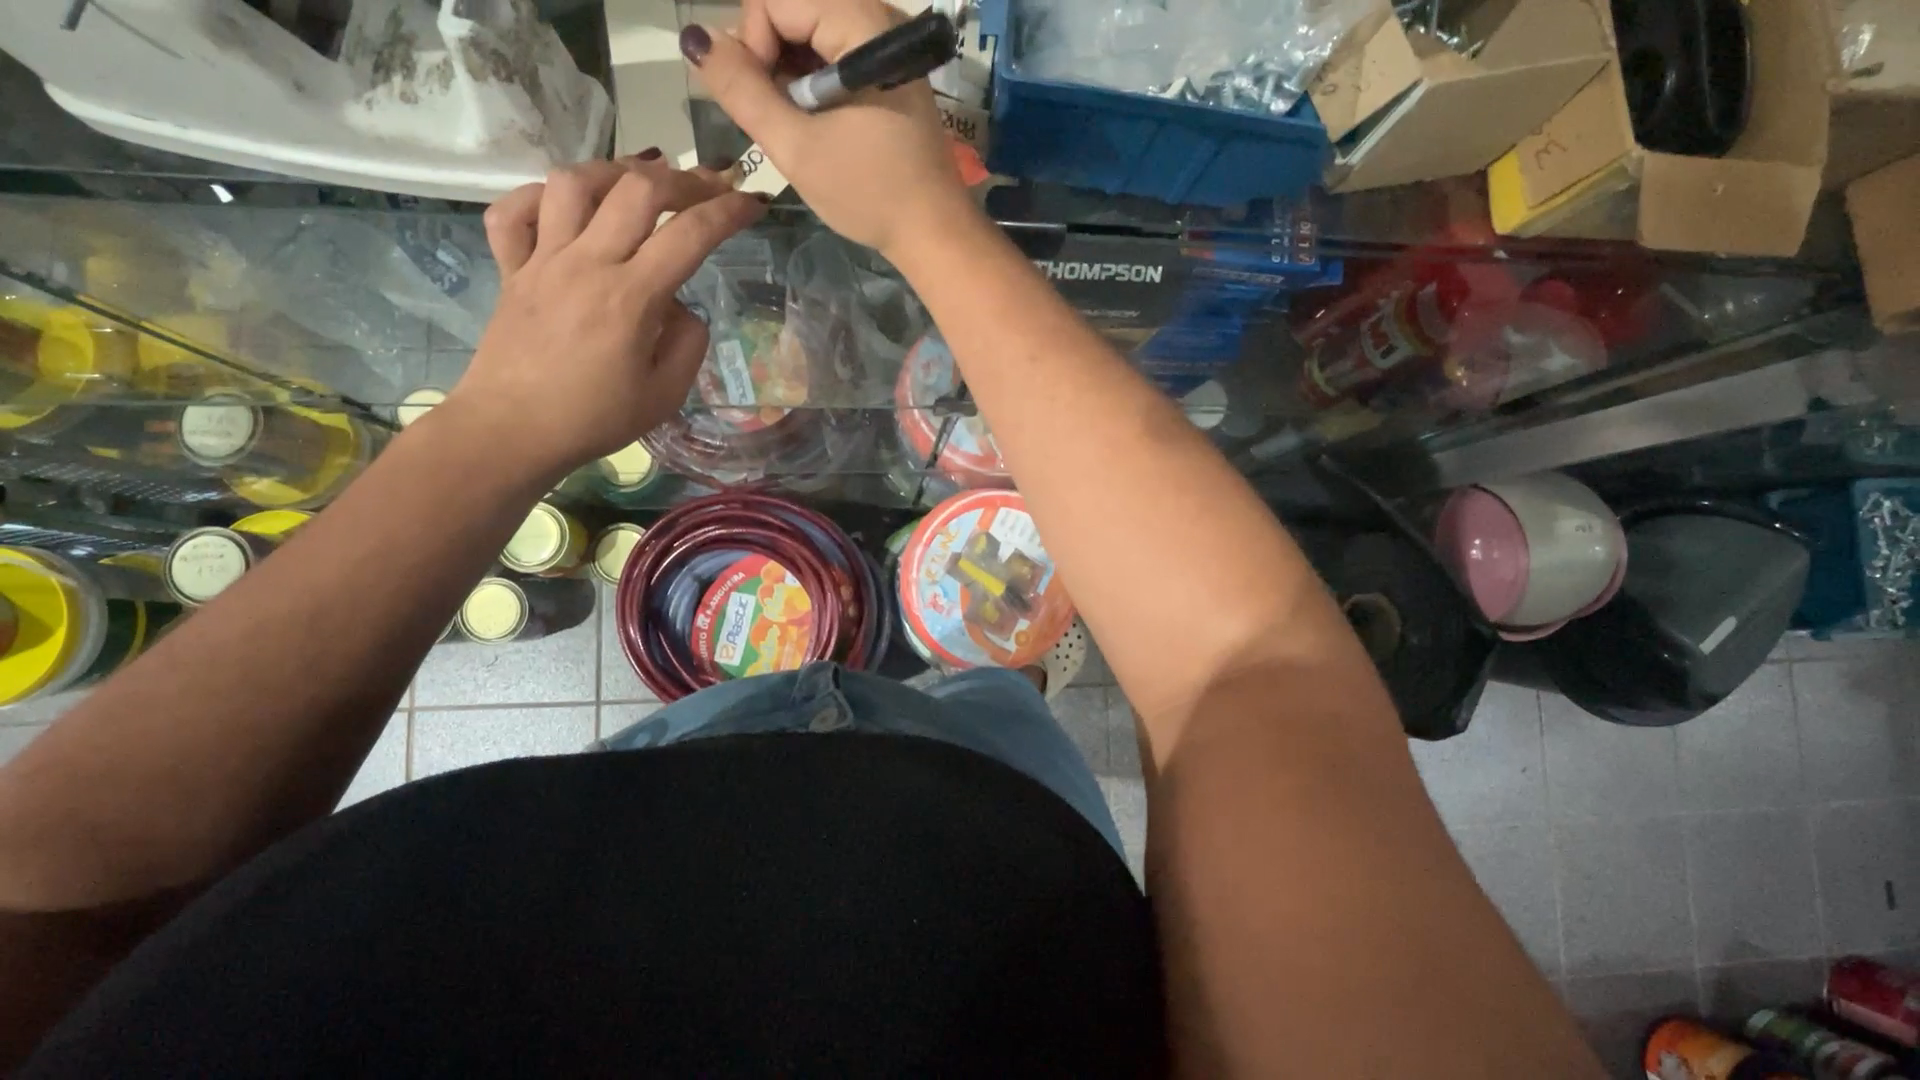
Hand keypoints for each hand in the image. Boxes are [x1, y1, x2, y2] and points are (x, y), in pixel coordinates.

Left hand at [443, 157, 765, 477]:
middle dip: (684, 178)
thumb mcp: (665, 394)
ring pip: (575, 182)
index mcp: (631, 297)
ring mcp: (542, 259)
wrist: (512, 431)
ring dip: (616, 171)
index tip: (754, 203)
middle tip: (709, 186)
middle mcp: (587, 263)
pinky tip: (567, 209)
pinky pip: (514, 211)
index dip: (729, 211)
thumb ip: (689, 342)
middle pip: (638, 188)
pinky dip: (541, 197)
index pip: (690, 233)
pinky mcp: (511, 268)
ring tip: (642, 182)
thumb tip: (680, 306)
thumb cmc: (594, 419)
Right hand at [683, 0, 977, 257]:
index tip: (765, 102)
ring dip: (787, 74)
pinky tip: (815, 122)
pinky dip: (810, 82)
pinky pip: (830, 52)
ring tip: (797, 125)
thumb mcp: (796, 147)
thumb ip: (742, 91)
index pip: (774, 0)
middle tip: (779, 118)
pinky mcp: (886, 69)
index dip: (753, 46)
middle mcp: (877, 19)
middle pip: (791, 10)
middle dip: (769, 59)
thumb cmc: (869, 194)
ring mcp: (885, 43)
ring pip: (807, 32)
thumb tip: (696, 39)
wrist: (933, 232)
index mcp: (862, 25)